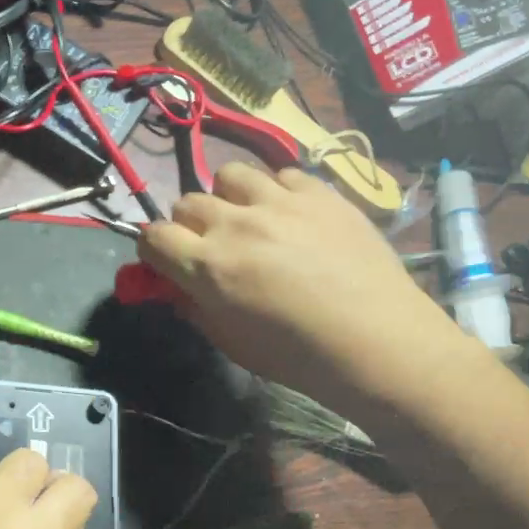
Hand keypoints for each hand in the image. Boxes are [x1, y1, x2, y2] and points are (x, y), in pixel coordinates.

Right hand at [139, 163, 478, 409]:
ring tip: (245, 217)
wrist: (374, 340)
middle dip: (188, 224)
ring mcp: (280, 202)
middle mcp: (236, 225)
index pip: (154, 237)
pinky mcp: (319, 192)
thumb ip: (194, 307)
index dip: (153, 249)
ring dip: (227, 197)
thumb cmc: (294, 354)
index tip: (166, 262)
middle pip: (187, 202)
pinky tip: (287, 215)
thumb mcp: (229, 341)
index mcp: (207, 267)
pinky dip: (274, 191)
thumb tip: (178, 287)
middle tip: (208, 245)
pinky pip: (281, 174)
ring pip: (230, 175)